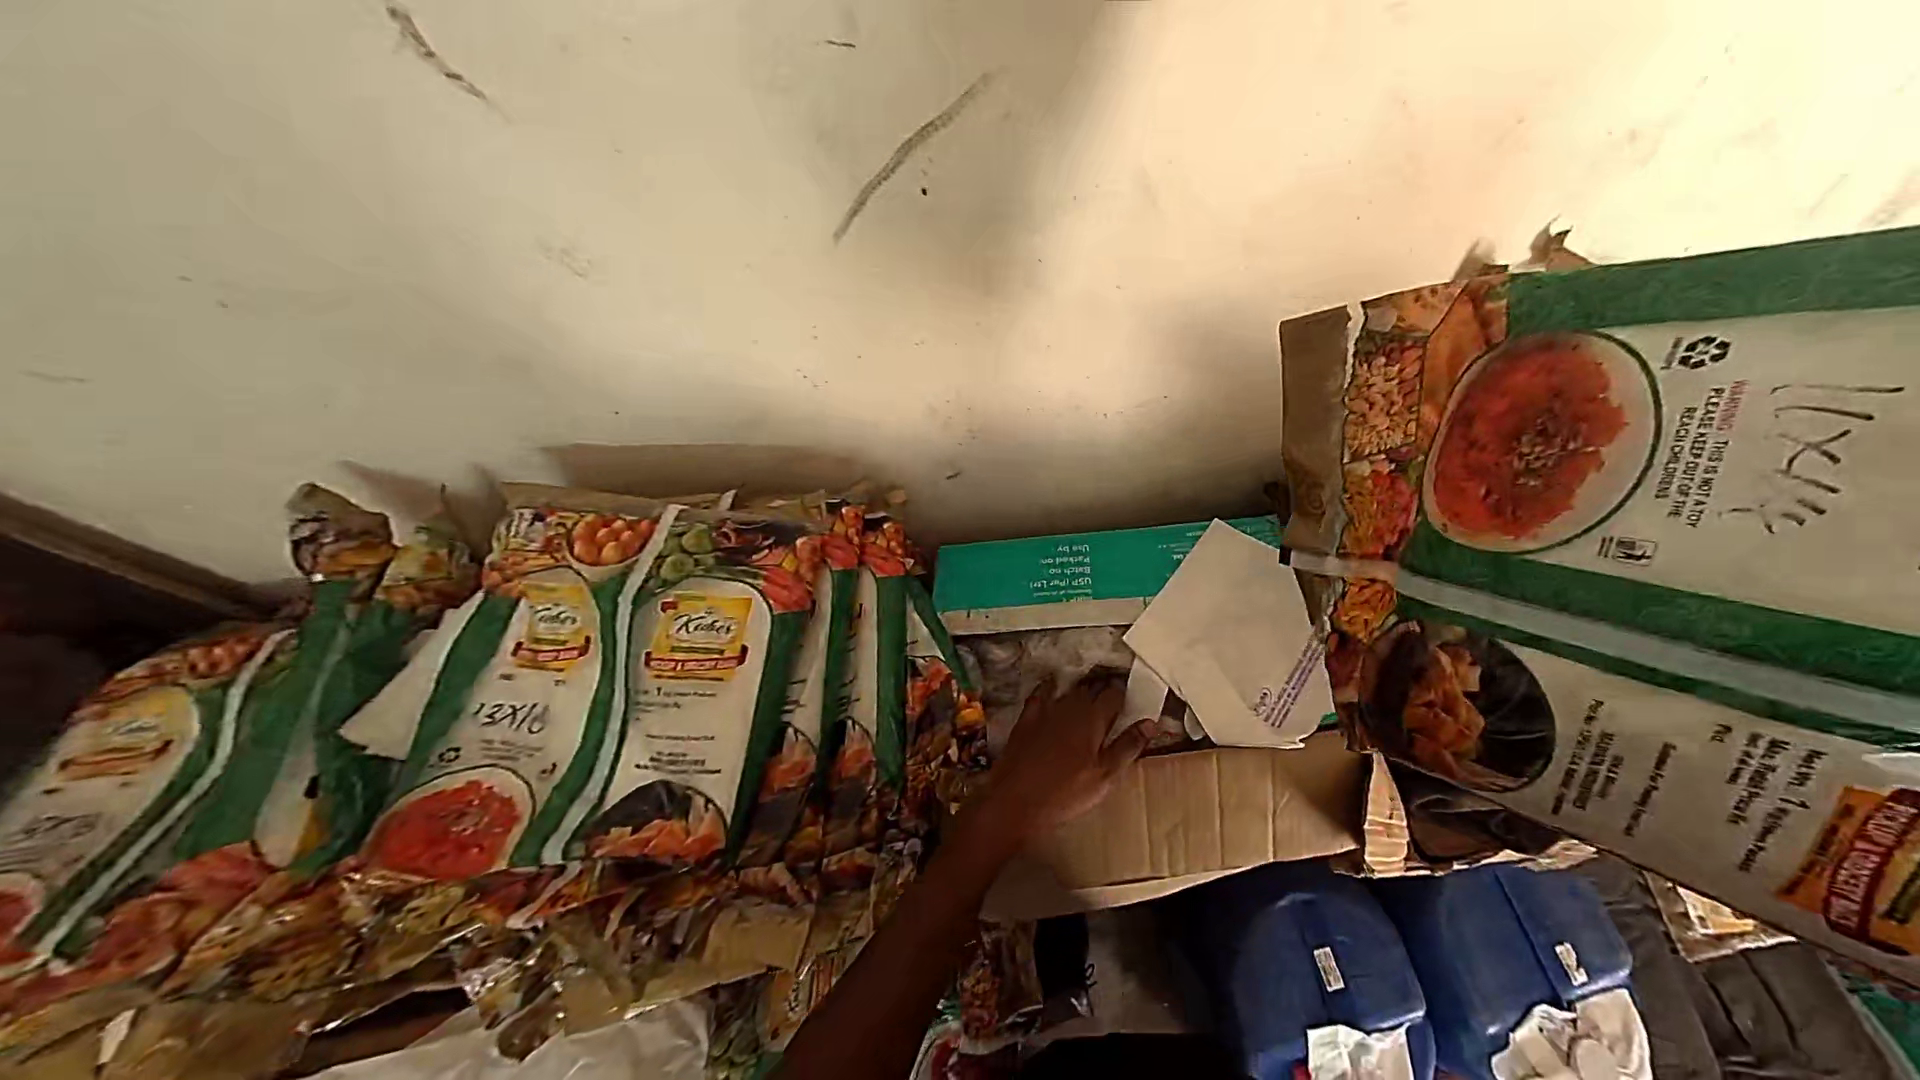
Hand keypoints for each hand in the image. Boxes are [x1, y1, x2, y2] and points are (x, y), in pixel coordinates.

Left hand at [967, 675, 1149, 850]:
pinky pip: (1040, 693)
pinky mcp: (1026, 718)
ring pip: (1068, 690)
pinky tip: (1051, 686)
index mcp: (1093, 719)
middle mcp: (1070, 706)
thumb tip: (1151, 723)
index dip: (1123, 694)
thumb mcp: (1105, 775)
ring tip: (1089, 694)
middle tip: (1112, 699)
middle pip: (1091, 689)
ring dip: (1080, 690)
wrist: (1015, 799)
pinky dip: (1049, 687)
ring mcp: (1045, 710)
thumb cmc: (1066, 793)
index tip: (1129, 699)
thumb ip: (1128, 746)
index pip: (1114, 694)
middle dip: (1103, 690)